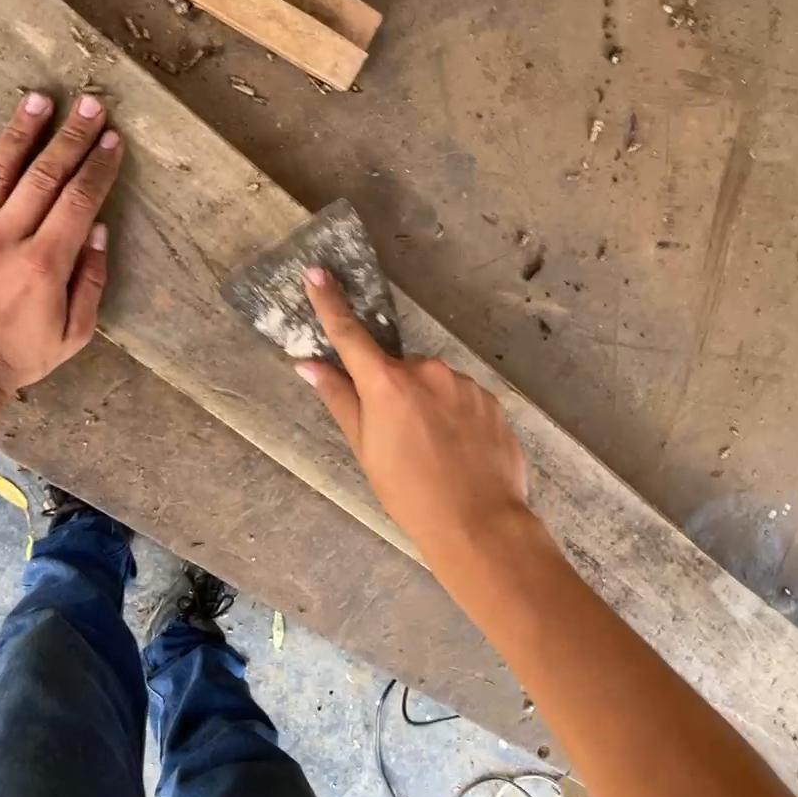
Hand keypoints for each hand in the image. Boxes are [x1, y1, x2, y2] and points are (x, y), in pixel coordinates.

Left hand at [0, 92, 122, 403]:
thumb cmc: (18, 357)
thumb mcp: (74, 333)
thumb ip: (90, 280)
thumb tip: (97, 229)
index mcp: (45, 265)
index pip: (78, 201)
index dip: (98, 167)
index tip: (112, 139)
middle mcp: (5, 240)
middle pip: (44, 176)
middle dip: (71, 138)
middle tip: (90, 105)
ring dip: (21, 133)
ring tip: (39, 99)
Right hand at [294, 268, 530, 549]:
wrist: (480, 524)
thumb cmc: (410, 492)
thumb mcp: (365, 449)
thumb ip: (339, 399)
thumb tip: (308, 365)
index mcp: (387, 383)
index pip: (349, 334)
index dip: (329, 302)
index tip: (317, 273)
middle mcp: (426, 371)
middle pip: (396, 368)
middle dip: (391, 389)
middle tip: (395, 434)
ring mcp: (461, 383)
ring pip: (430, 382)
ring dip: (424, 402)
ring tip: (431, 449)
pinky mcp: (489, 399)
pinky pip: (459, 396)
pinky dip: (451, 415)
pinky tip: (456, 449)